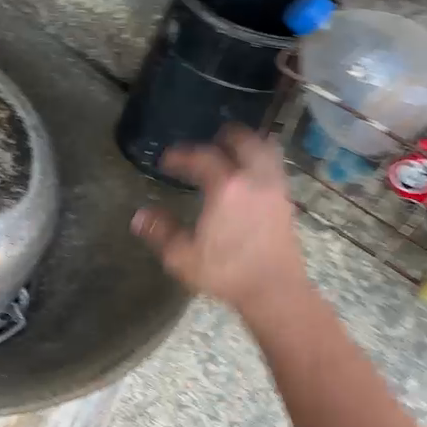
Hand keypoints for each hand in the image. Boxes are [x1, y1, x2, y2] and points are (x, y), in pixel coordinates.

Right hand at [132, 125, 308, 316]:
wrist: (273, 289)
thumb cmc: (225, 272)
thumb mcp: (182, 256)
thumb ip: (161, 232)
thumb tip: (140, 216)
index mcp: (226, 187)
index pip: (202, 158)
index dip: (182, 155)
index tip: (166, 159)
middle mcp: (254, 179)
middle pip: (245, 142)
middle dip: (226, 137)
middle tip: (211, 140)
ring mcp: (275, 189)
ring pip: (267, 151)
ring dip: (250, 146)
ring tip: (235, 152)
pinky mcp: (286, 203)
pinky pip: (275, 169)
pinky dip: (261, 164)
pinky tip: (251, 180)